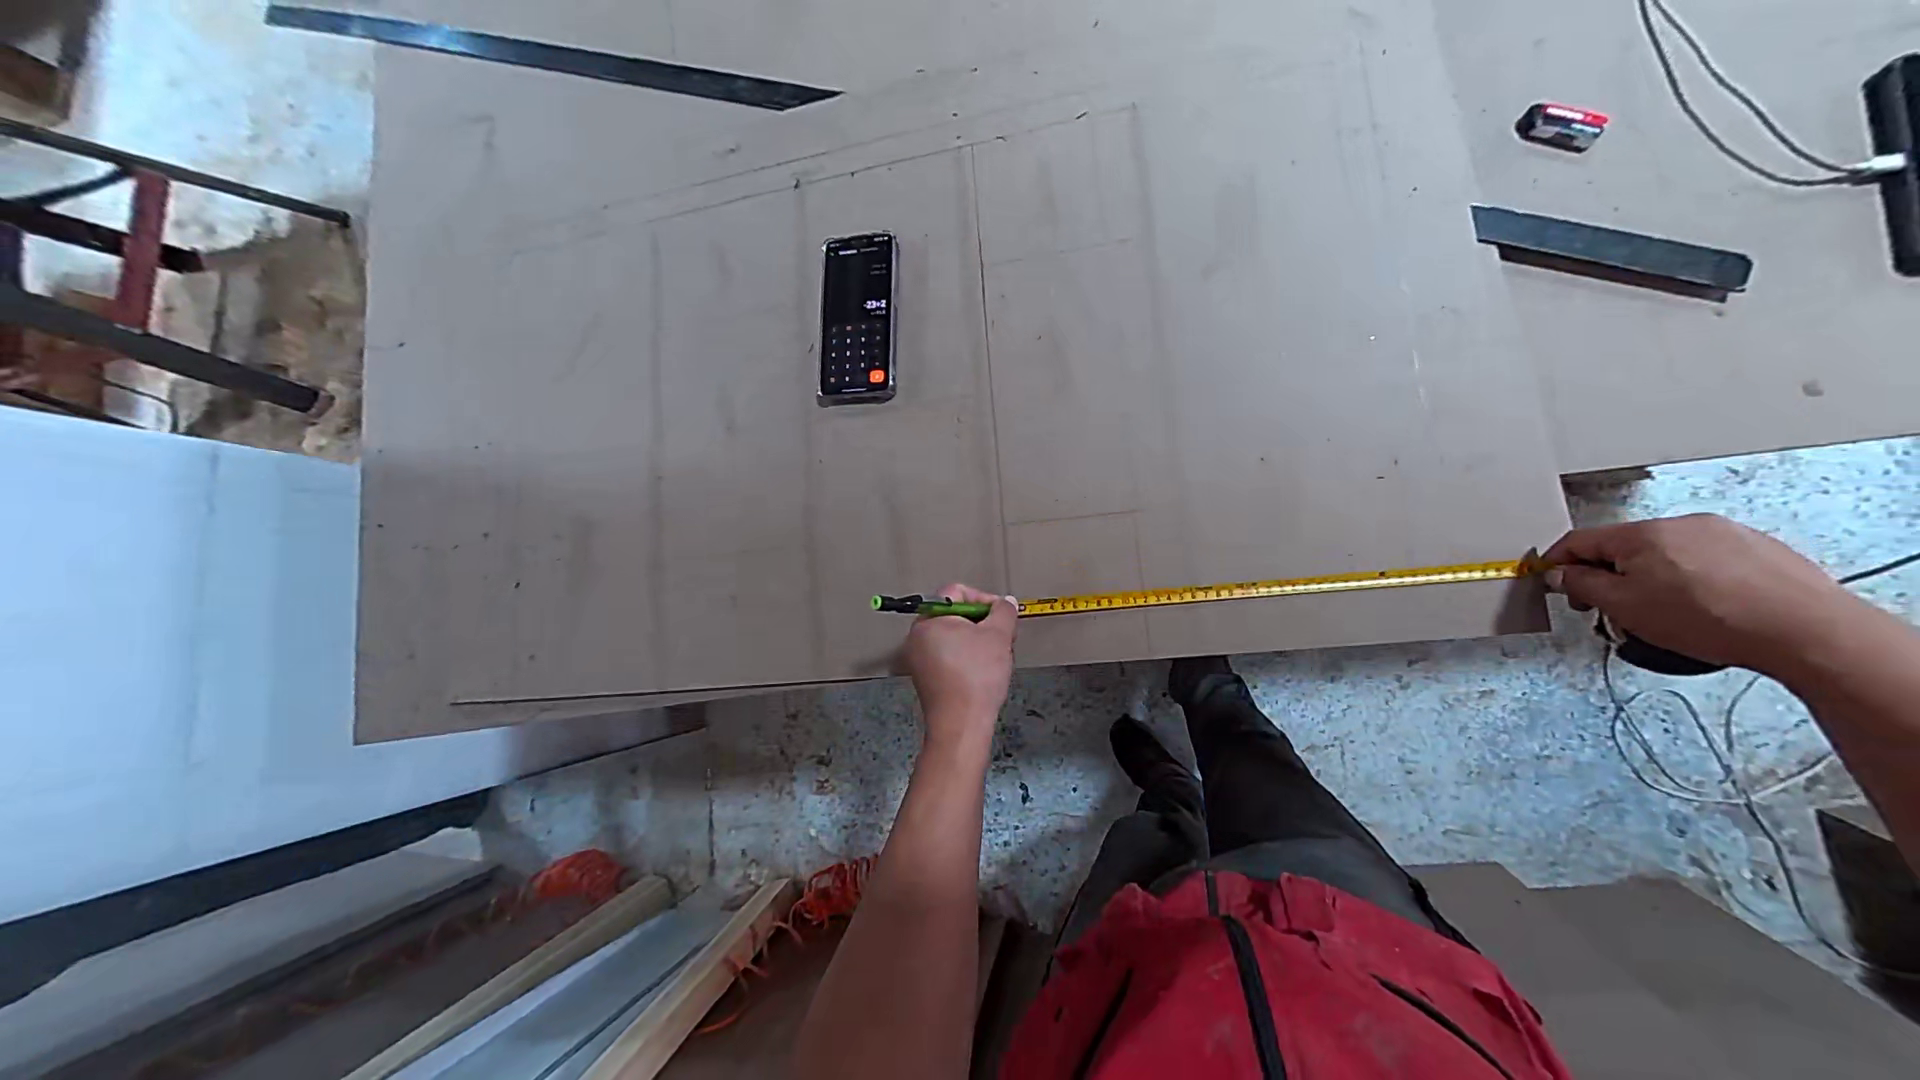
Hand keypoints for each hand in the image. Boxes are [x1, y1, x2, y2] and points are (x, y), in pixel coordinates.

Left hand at [902, 583, 1017, 745]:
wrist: (962, 724)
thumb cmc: (976, 677)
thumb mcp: (999, 636)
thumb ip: (1004, 612)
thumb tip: (1005, 603)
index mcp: (929, 619)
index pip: (956, 592)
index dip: (983, 598)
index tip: (1001, 613)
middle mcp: (918, 636)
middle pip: (955, 614)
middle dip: (983, 623)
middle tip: (1002, 636)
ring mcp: (920, 659)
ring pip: (955, 637)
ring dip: (978, 641)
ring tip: (996, 657)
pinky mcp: (927, 678)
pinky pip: (950, 656)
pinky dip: (968, 658)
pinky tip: (985, 673)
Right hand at [1543, 514, 1856, 673]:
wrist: (1806, 631)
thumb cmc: (1711, 619)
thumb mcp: (1622, 606)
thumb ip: (1581, 585)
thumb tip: (1561, 574)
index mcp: (1642, 533)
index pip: (1578, 541)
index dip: (1558, 564)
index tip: (1554, 583)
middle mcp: (1682, 523)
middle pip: (1623, 547)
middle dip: (1608, 576)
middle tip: (1608, 607)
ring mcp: (1726, 533)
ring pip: (1664, 554)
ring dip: (1650, 578)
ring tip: (1661, 613)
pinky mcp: (1760, 549)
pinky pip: (1705, 560)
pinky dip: (1691, 580)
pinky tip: (1702, 607)